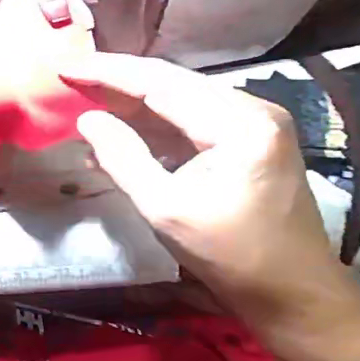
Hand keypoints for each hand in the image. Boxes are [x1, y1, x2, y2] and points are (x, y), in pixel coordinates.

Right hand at [62, 51, 359, 340]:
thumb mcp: (164, 208)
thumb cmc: (229, 254)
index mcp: (238, 124)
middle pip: (172, 82)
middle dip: (118, 80)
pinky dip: (155, 123)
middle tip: (71, 77)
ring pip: (180, 97)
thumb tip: (87, 119)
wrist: (293, 292)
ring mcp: (255, 122)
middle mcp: (252, 109)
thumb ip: (122, 157)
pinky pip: (193, 118)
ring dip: (133, 102)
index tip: (66, 68)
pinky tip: (122, 133)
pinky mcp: (250, 139)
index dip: (108, 73)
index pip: (160, 83)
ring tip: (88, 100)